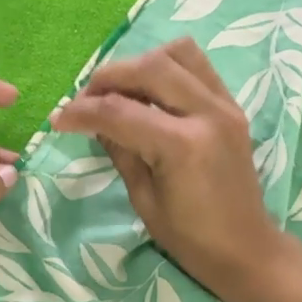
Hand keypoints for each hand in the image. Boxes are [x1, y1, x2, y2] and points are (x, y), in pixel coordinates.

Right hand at [51, 38, 294, 295]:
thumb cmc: (189, 238)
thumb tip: (97, 123)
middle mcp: (206, 114)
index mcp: (181, 146)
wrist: (244, 247)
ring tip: (118, 89)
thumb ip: (122, 153)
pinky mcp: (232, 106)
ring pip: (178, 53)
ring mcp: (224, 105)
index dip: (82, 113)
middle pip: (149, 68)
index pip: (120, 113)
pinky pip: (197, 66)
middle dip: (109, 77)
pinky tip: (148, 91)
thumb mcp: (144, 200)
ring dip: (141, 63)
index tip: (57, 119)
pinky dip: (167, 68)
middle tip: (84, 98)